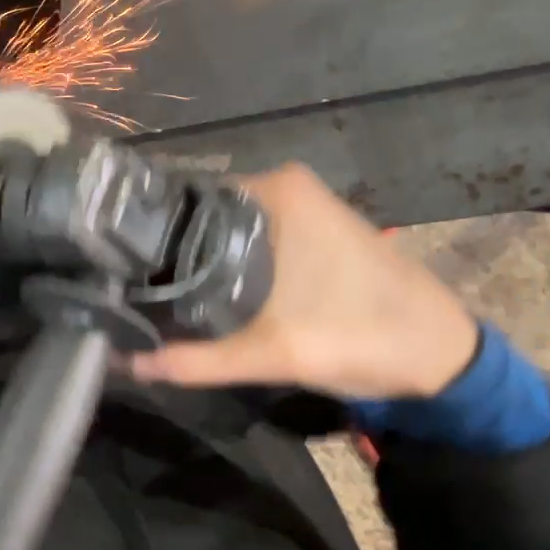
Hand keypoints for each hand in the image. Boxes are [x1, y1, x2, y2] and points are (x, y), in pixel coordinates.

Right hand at [130, 164, 478, 400]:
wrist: (446, 360)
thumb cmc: (362, 337)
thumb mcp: (272, 353)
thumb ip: (193, 360)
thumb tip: (122, 362)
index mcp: (274, 193)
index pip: (178, 198)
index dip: (139, 231)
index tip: (103, 260)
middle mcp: (280, 187)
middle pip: (194, 211)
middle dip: (159, 245)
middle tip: (117, 280)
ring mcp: (296, 206)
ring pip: (215, 225)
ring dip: (185, 254)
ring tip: (139, 284)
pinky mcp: (306, 228)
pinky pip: (239, 235)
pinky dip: (215, 258)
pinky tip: (189, 287)